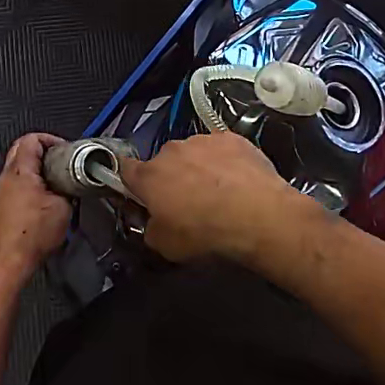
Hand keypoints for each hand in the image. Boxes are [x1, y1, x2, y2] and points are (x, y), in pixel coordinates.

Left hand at [0, 133, 71, 276]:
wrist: (12, 260)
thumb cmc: (32, 235)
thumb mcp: (64, 206)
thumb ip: (69, 186)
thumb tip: (74, 181)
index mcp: (20, 171)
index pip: (32, 138)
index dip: (52, 139)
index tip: (65, 150)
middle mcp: (7, 177)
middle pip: (23, 147)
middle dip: (44, 149)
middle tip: (62, 159)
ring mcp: (3, 190)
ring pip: (19, 164)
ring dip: (38, 165)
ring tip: (57, 176)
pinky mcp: (4, 203)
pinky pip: (18, 181)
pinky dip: (32, 180)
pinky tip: (47, 194)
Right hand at [118, 132, 320, 264]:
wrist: (259, 215)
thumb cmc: (208, 233)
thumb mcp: (166, 247)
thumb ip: (151, 228)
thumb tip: (153, 220)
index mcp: (150, 176)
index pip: (125, 169)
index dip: (130, 181)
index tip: (138, 191)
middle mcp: (173, 151)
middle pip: (164, 162)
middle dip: (172, 178)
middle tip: (188, 202)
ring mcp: (203, 140)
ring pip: (194, 153)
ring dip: (200, 168)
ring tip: (219, 193)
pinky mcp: (232, 137)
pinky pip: (221, 149)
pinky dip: (225, 161)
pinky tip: (238, 181)